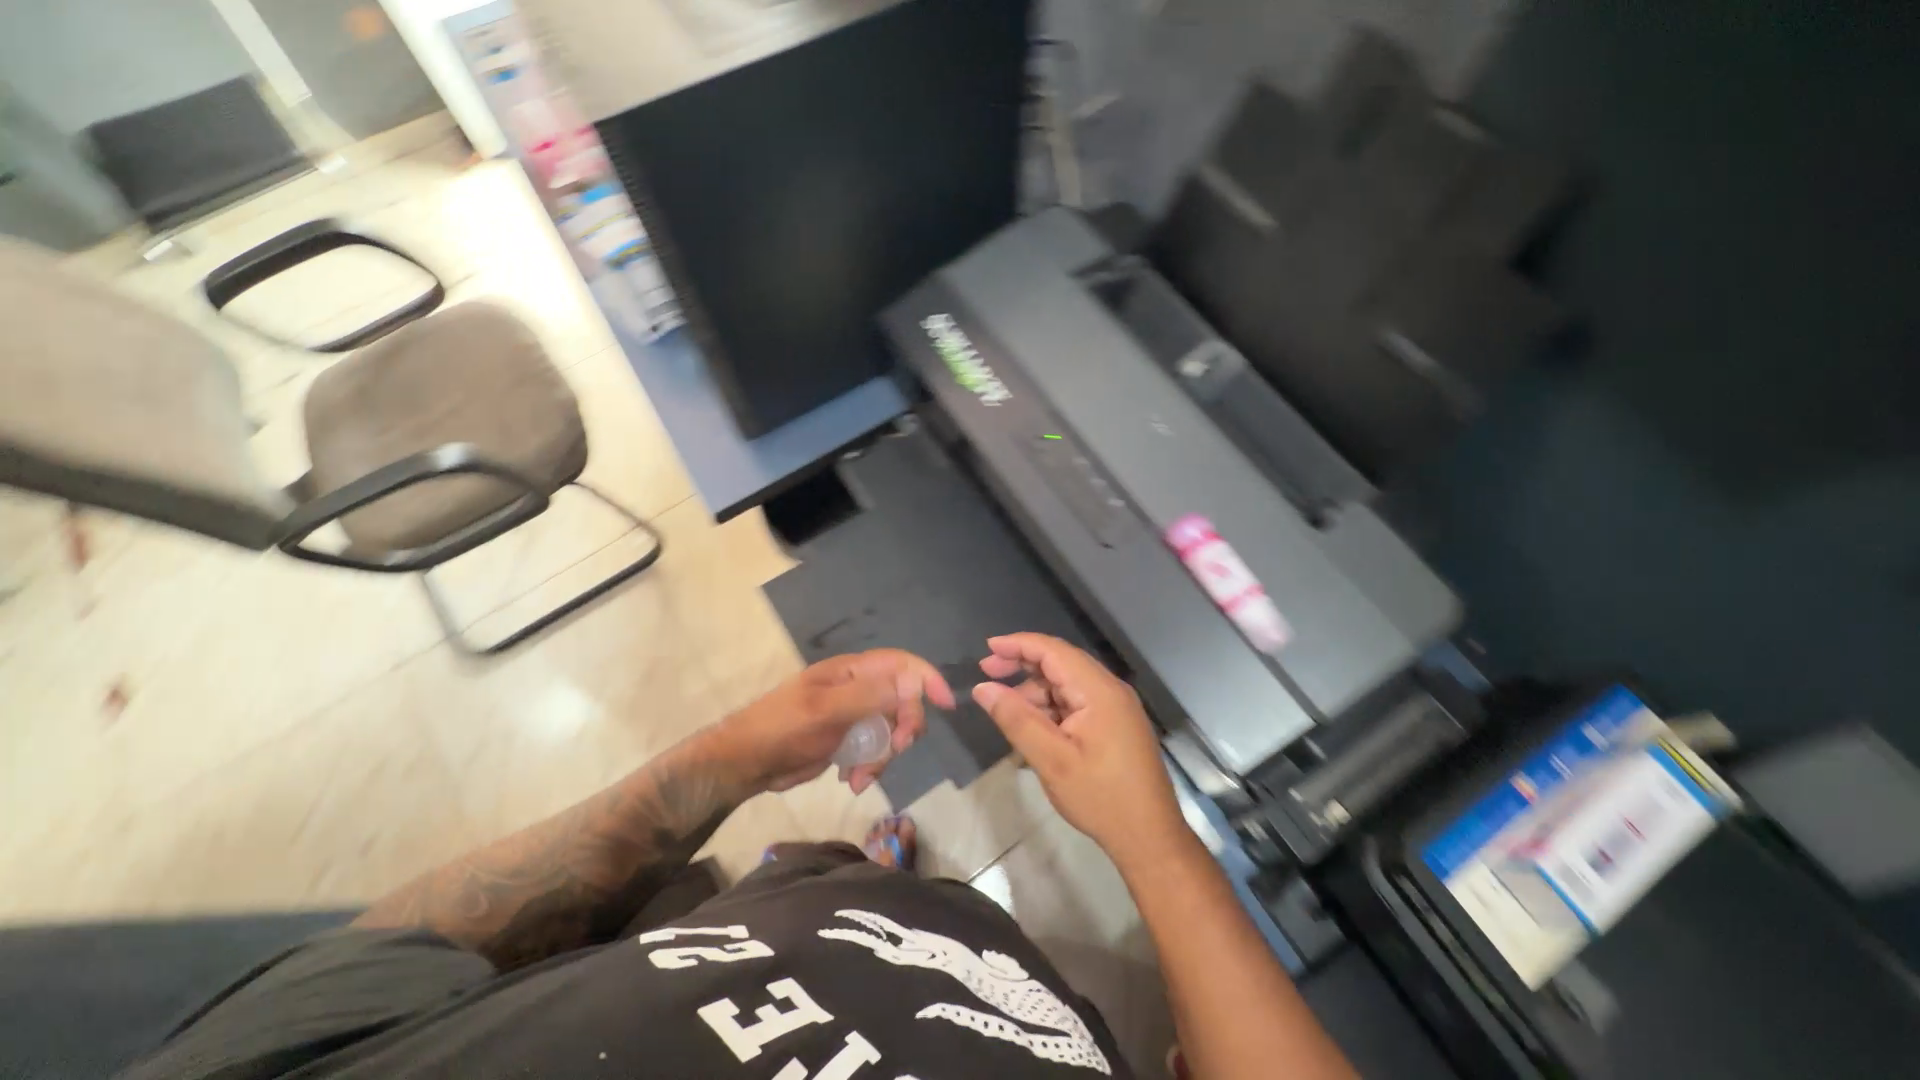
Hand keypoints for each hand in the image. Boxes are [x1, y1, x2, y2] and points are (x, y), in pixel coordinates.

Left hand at [719, 648, 954, 793]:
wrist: (746, 763)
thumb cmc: (780, 728)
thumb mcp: (823, 710)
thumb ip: (867, 696)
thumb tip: (909, 684)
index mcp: (851, 672)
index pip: (901, 665)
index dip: (926, 679)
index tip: (945, 704)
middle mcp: (857, 689)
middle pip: (903, 700)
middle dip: (905, 726)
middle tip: (899, 748)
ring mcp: (853, 715)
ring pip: (892, 730)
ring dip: (885, 755)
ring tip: (860, 777)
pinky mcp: (848, 740)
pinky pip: (876, 750)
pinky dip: (871, 767)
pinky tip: (852, 782)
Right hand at [972, 633, 1194, 870]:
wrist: (1149, 836)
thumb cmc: (1100, 797)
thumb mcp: (1051, 760)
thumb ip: (1016, 719)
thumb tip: (983, 688)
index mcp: (1099, 691)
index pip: (1054, 651)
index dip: (1019, 645)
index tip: (986, 649)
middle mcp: (1111, 690)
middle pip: (1062, 663)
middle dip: (1023, 665)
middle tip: (987, 674)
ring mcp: (1117, 708)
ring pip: (1068, 685)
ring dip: (1036, 691)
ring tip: (1006, 711)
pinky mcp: (1116, 725)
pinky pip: (1078, 703)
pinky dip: (1052, 708)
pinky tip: (1033, 727)